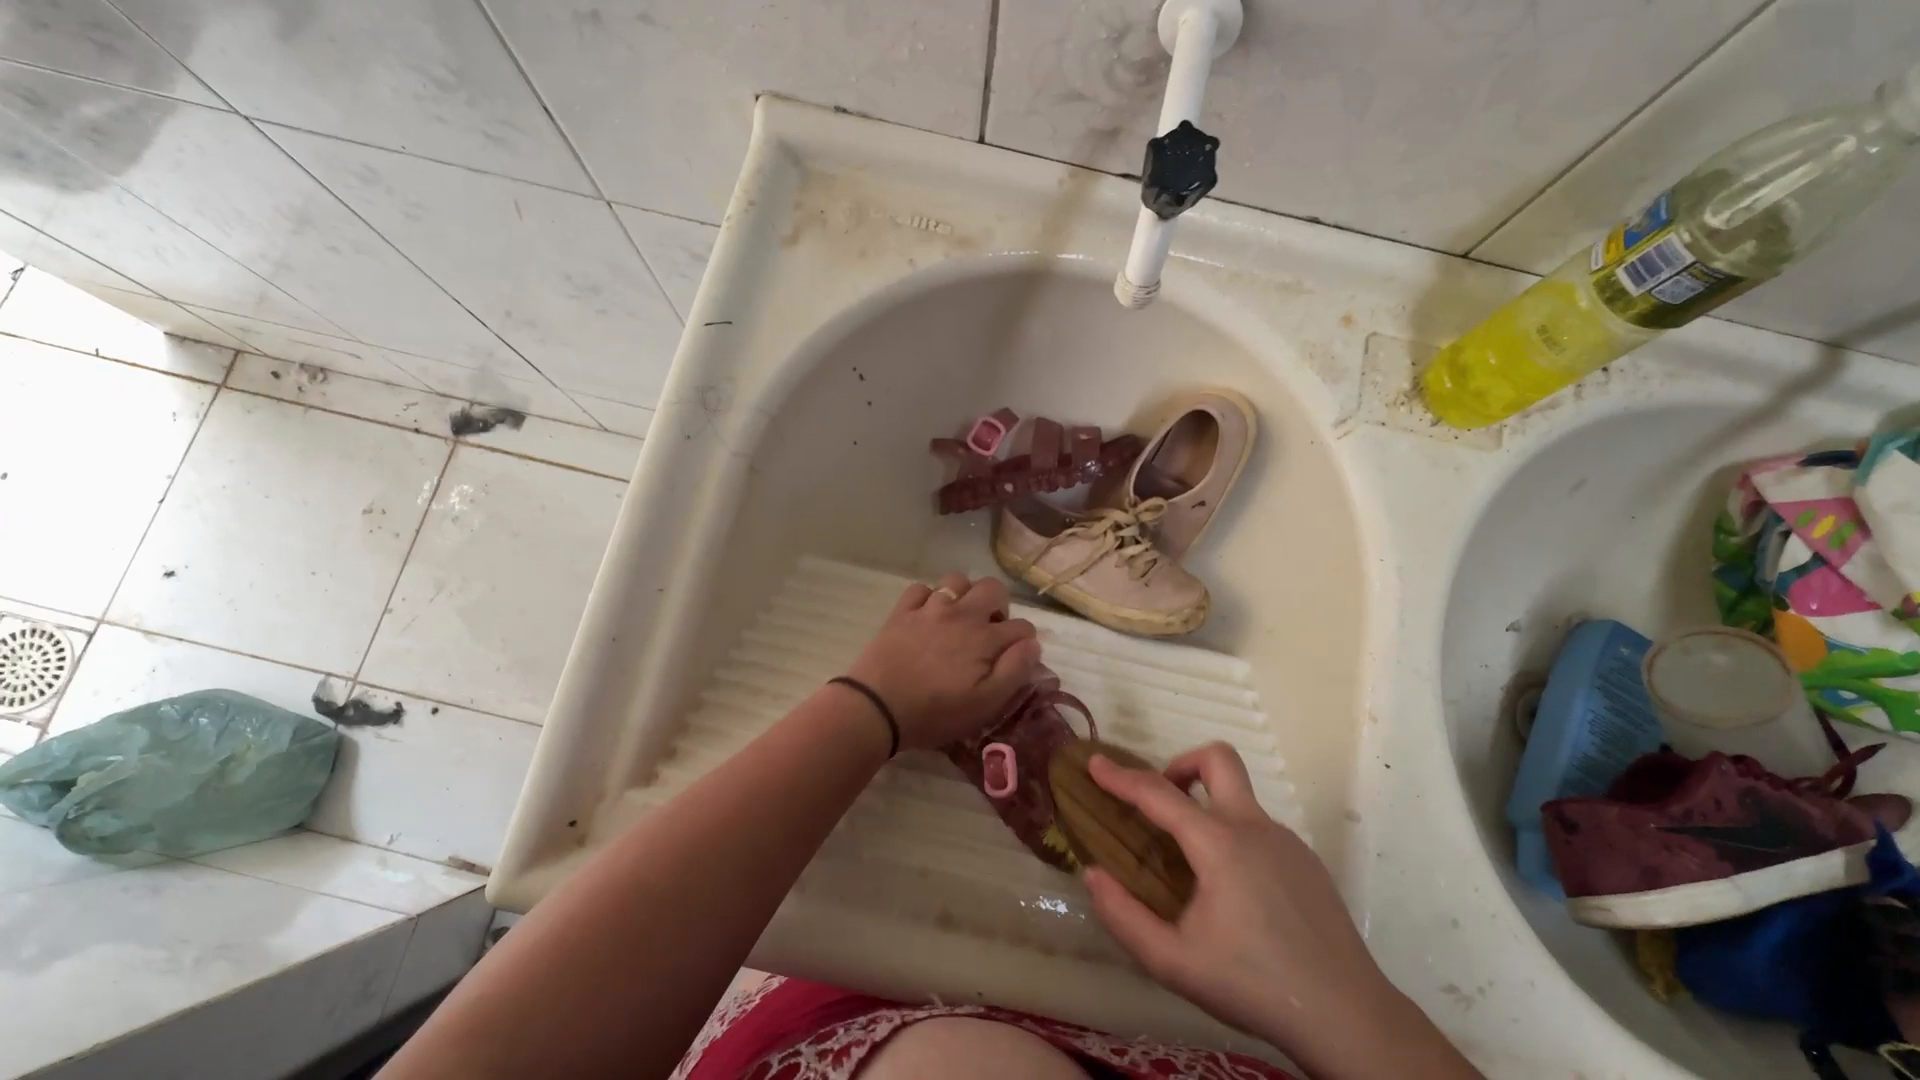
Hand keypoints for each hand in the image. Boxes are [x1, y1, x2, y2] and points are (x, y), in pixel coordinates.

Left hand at [842, 573, 1041, 750]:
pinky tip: (927, 617)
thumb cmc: (935, 713)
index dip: (1024, 642)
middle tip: (990, 630)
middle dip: (1000, 606)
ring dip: (965, 595)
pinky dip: (928, 598)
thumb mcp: (985, 704)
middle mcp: (961, 614)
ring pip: (957, 581)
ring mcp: (929, 609)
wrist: (877, 708)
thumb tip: (1033, 645)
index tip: (1015, 658)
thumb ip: (1014, 672)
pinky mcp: (901, 612)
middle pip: (993, 588)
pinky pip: (920, 589)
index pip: (1022, 627)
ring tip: (960, 618)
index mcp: (985, 638)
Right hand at [1084, 744, 1482, 1079]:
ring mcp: (1287, 842)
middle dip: (1182, 764)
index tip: (1094, 764)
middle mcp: (1255, 829)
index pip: (1160, 794)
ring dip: (1208, 809)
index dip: (1121, 777)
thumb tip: (1093, 875)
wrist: (1346, 1014)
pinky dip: (1233, 839)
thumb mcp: (1173, 962)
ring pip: (1240, 799)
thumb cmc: (1252, 985)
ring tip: (1190, 868)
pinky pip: (1260, 831)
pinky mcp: (1307, 862)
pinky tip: (1233, 895)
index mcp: (1220, 845)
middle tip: (1160, 802)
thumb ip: (1123, 916)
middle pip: (1218, 759)